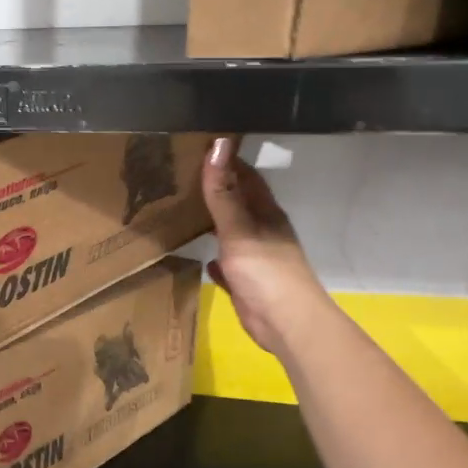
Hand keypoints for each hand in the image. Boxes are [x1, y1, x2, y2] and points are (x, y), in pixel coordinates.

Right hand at [203, 136, 330, 354]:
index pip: (246, 177)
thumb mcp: (239, 229)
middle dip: (216, 189)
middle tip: (182, 176)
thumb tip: (217, 145)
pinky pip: (227, 266)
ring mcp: (255, 258)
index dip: (226, 161)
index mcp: (266, 213)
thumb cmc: (266, 271)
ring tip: (183, 210)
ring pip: (231, 234)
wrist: (285, 322)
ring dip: (213, 222)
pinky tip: (201, 257)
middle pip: (238, 203)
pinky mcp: (246, 283)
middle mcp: (262, 231)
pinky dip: (215, 259)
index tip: (199, 147)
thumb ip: (223, 193)